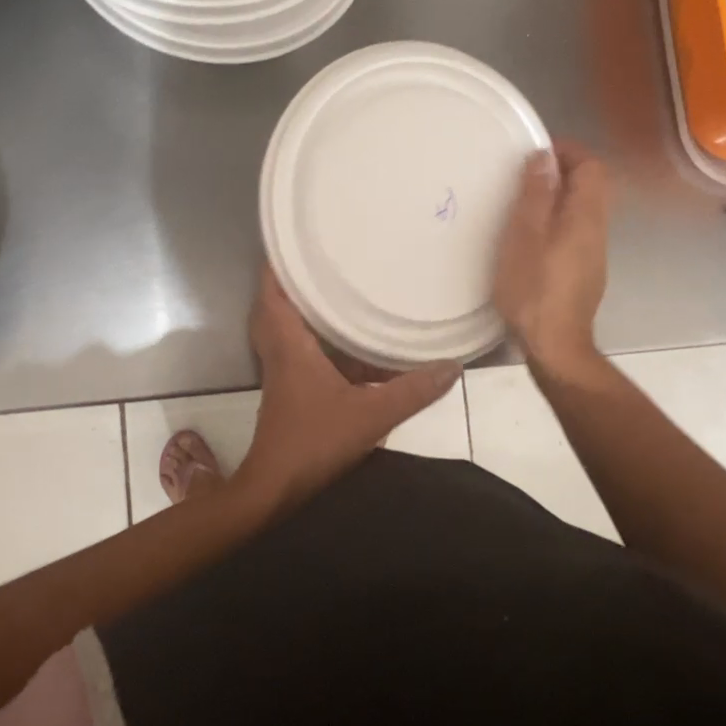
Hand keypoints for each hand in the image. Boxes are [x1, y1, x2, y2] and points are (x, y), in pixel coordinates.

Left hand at [238, 267, 461, 503]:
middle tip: (326, 261)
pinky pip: (303, 353)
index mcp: (290, 345)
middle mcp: (281, 352)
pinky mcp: (292, 392)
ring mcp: (284, 374)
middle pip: (278, 305)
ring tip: (343, 292)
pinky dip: (321, 342)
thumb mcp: (371, 414)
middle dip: (297, 281)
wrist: (277, 488)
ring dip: (310, 311)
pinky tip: (354, 347)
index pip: (273, 290)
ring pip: (291, 330)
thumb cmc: (314, 441)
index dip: (279, 261)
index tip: (298, 237)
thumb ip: (413, 391)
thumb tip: (453, 366)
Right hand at [493, 142, 611, 375]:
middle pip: (591, 187)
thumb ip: (535, 195)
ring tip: (522, 204)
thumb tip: (545, 157)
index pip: (591, 166)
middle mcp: (598, 230)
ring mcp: (594, 254)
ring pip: (583, 211)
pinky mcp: (585, 274)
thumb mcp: (524, 236)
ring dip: (558, 199)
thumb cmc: (533, 289)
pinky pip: (576, 233)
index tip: (535, 153)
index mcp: (586, 216)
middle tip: (524, 176)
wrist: (555, 346)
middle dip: (562, 172)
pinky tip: (531, 239)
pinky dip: (557, 222)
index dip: (567, 152)